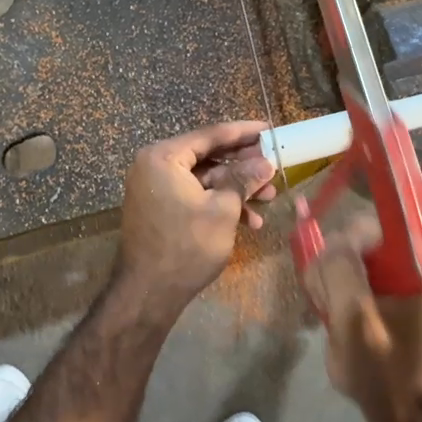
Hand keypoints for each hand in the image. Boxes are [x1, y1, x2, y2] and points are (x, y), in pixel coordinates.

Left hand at [117, 121, 277, 314]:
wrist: (148, 293)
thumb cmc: (187, 246)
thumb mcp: (223, 209)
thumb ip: (244, 179)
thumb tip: (266, 162)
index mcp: (164, 156)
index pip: (210, 134)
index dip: (244, 132)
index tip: (270, 129)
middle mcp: (154, 165)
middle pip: (207, 156)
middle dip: (243, 165)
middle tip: (274, 165)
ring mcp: (154, 188)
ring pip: (203, 178)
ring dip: (235, 188)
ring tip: (269, 197)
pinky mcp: (159, 207)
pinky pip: (192, 195)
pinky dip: (218, 203)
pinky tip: (249, 221)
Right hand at [300, 216, 421, 421]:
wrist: (404, 415)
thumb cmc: (385, 366)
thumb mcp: (353, 315)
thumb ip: (340, 265)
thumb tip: (335, 243)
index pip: (389, 217)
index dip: (354, 240)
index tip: (335, 271)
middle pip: (380, 234)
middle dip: (348, 262)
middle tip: (330, 297)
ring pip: (374, 252)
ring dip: (348, 277)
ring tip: (336, 312)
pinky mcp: (420, 292)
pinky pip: (379, 270)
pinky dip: (359, 286)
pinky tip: (346, 312)